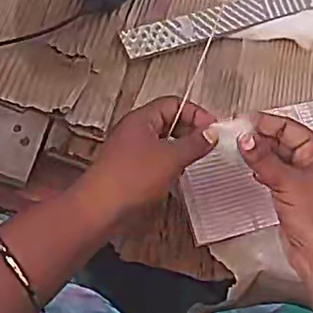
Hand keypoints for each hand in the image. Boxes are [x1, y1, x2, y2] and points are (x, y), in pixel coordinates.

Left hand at [72, 96, 215, 221]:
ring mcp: (130, 150)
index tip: (213, 129)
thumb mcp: (171, 158)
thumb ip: (194, 143)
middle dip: (190, 130)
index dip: (195, 113)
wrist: (100, 209)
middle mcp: (134, 130)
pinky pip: (154, 158)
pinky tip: (178, 175)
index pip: (173, 104)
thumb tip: (211, 133)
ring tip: (197, 159)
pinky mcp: (129, 169)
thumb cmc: (131, 178)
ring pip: (162, 141)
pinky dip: (169, 162)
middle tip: (208, 145)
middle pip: (167, 120)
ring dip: (180, 147)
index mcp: (141, 119)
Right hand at [235, 113, 312, 283]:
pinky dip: (262, 171)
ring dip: (260, 155)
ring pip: (278, 159)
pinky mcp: (295, 198)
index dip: (265, 123)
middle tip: (237, 136)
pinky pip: (275, 176)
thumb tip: (247, 139)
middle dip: (260, 138)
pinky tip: (252, 171)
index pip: (289, 127)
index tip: (243, 122)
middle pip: (283, 142)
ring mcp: (305, 182)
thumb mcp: (288, 182)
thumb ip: (263, 159)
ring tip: (240, 151)